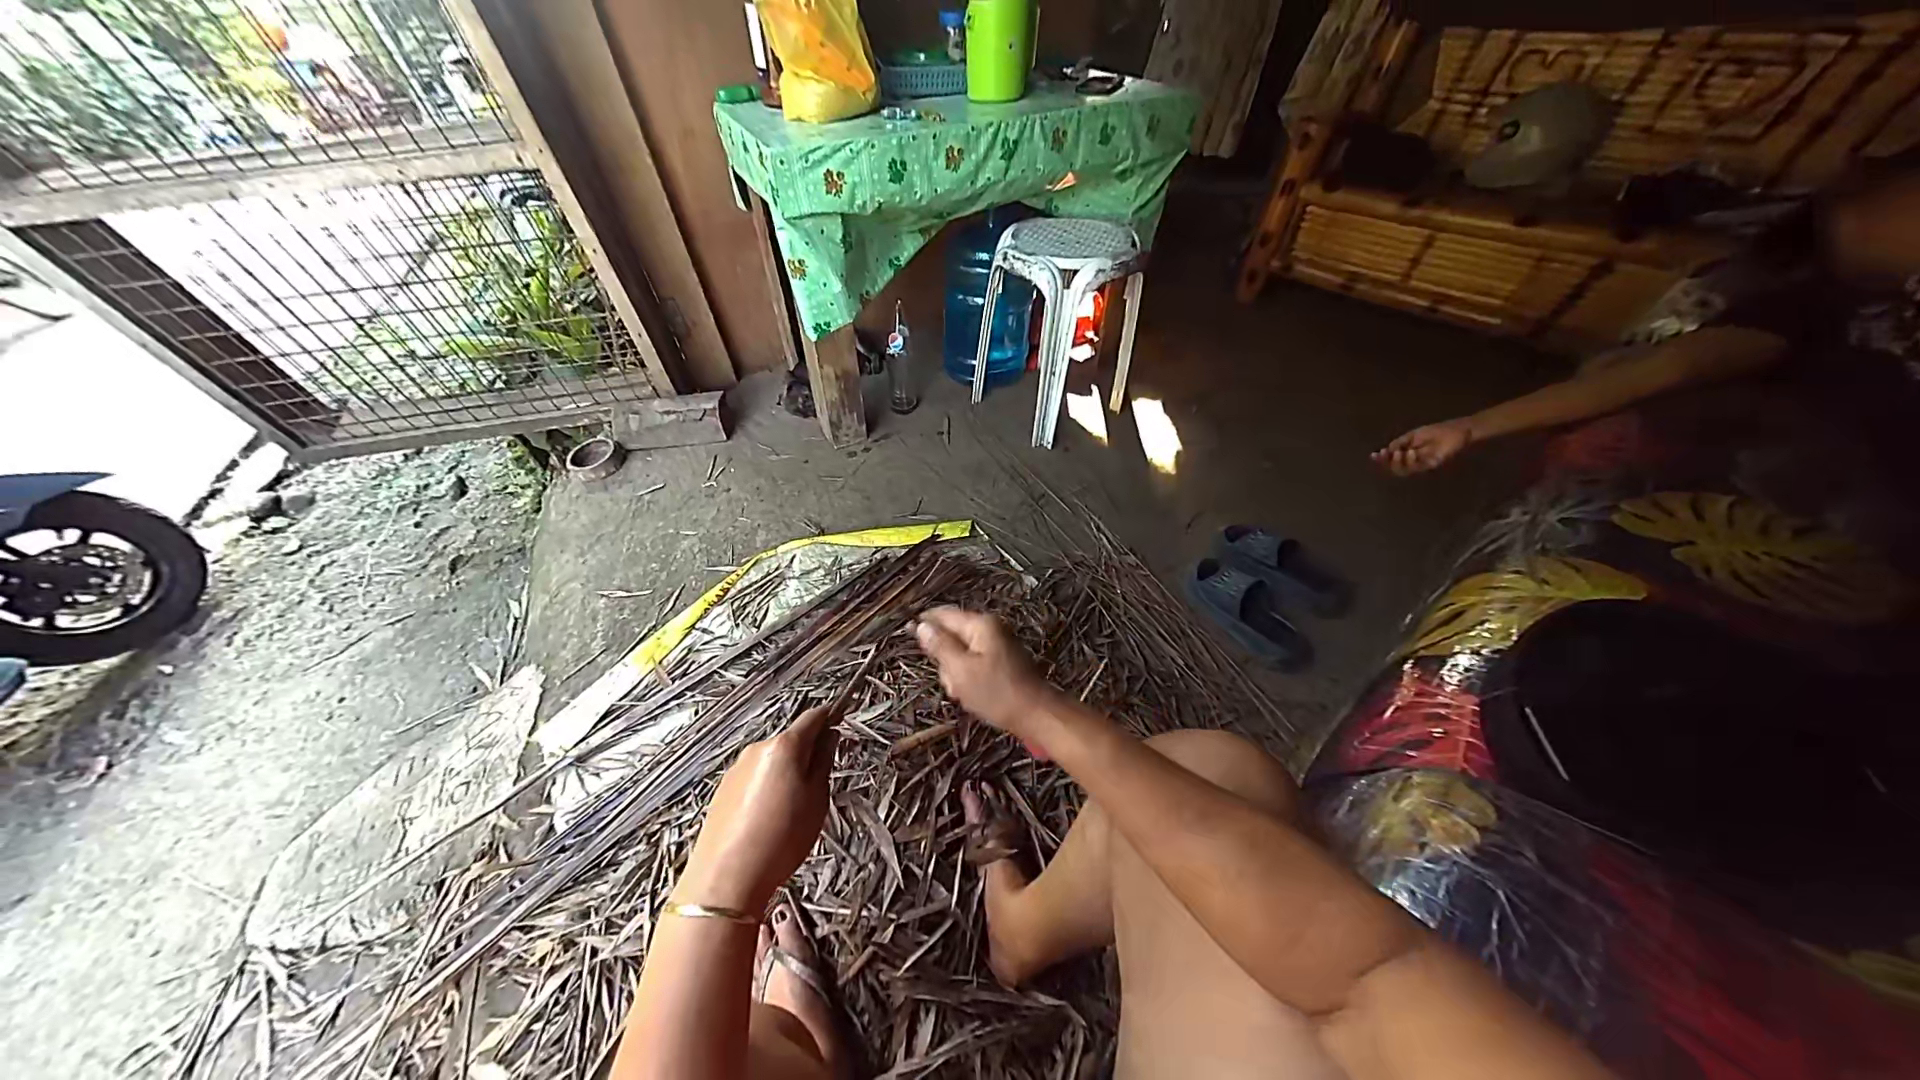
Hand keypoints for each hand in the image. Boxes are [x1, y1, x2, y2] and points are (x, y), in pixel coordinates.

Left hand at [675, 706, 837, 913]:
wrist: (726, 878)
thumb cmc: (778, 840)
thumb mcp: (817, 798)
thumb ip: (824, 760)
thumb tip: (830, 736)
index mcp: (785, 746)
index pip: (813, 717)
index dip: (830, 717)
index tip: (840, 719)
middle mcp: (758, 749)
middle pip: (791, 739)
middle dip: (808, 752)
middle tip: (822, 781)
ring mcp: (737, 769)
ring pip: (772, 760)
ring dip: (787, 772)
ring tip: (794, 809)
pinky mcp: (724, 790)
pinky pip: (754, 778)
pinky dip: (767, 788)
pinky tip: (770, 819)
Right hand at [913, 607, 1056, 746]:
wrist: (1036, 715)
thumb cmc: (997, 693)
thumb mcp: (960, 670)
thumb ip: (939, 646)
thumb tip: (922, 626)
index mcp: (980, 625)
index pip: (944, 615)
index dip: (925, 623)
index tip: (908, 634)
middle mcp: (990, 629)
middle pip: (952, 636)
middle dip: (944, 658)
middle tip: (950, 680)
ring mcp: (997, 646)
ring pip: (961, 654)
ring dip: (956, 673)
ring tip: (963, 692)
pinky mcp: (1001, 663)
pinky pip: (974, 666)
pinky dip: (969, 679)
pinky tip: (973, 695)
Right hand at [1372, 418, 1472, 475]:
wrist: (1458, 431)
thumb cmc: (1437, 431)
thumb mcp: (1413, 435)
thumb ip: (1400, 443)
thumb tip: (1386, 450)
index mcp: (1407, 453)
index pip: (1391, 459)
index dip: (1381, 459)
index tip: (1374, 455)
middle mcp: (1413, 461)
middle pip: (1395, 468)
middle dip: (1388, 462)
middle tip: (1388, 454)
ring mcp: (1422, 463)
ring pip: (1404, 470)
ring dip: (1399, 462)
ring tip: (1402, 452)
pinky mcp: (1432, 463)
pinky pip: (1418, 467)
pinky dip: (1412, 461)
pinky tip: (1411, 452)